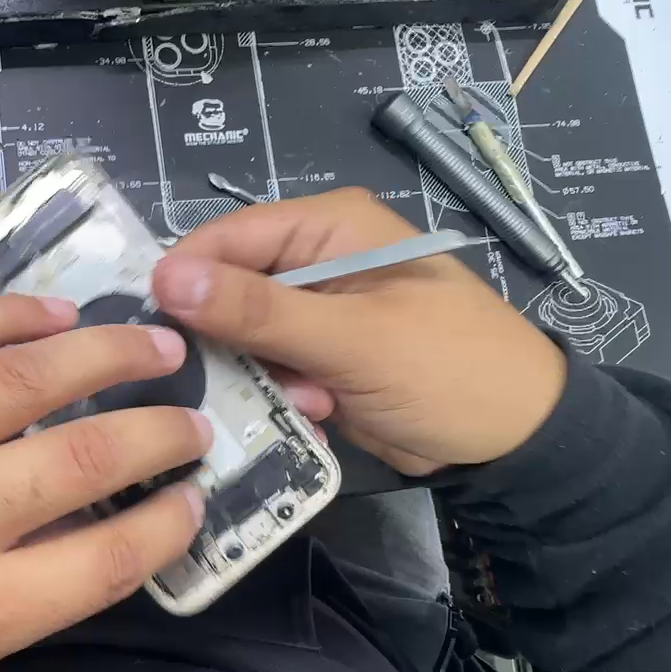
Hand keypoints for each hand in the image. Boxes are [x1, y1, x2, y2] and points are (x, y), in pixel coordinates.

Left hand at [0, 295, 210, 671]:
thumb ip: (29, 587)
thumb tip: (106, 518)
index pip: (101, 561)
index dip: (165, 525)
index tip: (194, 497)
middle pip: (75, 459)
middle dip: (155, 433)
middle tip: (193, 416)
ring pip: (17, 380)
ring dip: (102, 354)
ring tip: (155, 344)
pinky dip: (5, 315)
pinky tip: (54, 311)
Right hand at [152, 187, 565, 474]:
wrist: (515, 444)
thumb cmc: (449, 371)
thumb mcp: (352, 339)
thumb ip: (257, 310)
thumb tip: (164, 276)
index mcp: (327, 228)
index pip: (226, 237)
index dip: (185, 278)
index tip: (155, 331)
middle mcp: (312, 260)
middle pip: (226, 289)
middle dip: (230, 339)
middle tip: (246, 378)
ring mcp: (313, 311)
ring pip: (240, 336)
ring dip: (260, 374)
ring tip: (304, 398)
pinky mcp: (314, 354)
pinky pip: (264, 368)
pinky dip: (278, 392)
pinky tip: (318, 409)